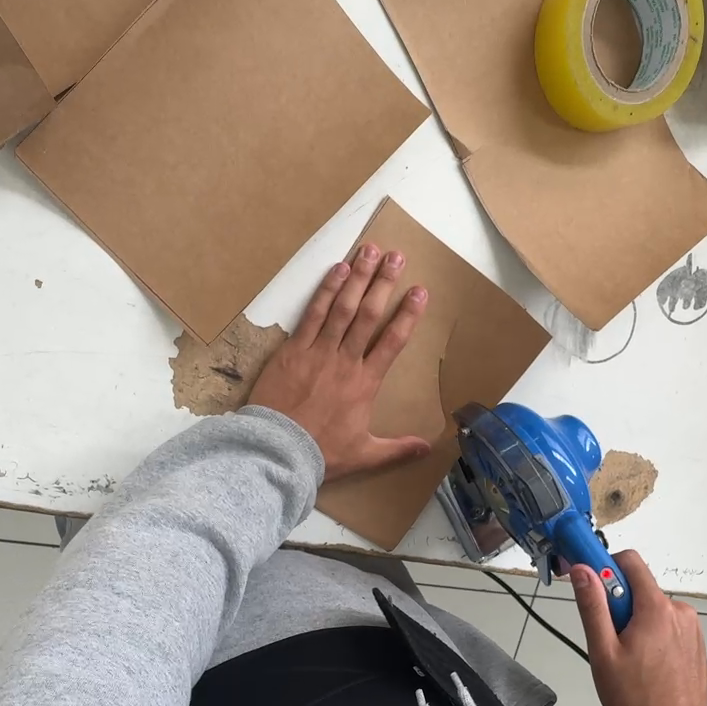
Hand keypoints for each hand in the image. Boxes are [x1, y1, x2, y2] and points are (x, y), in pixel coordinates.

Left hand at [248, 242, 432, 481]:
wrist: (279, 450)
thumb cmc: (321, 453)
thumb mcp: (364, 455)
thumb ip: (396, 448)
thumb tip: (427, 448)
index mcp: (365, 384)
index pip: (392, 342)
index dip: (408, 315)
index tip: (420, 291)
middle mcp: (345, 362)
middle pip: (368, 315)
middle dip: (384, 284)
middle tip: (397, 256)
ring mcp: (318, 352)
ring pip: (342, 308)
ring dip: (358, 277)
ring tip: (370, 250)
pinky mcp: (292, 351)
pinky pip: (312, 314)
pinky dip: (325, 291)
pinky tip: (337, 269)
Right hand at [571, 549, 706, 705]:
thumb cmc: (635, 698)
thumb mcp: (603, 653)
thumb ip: (592, 607)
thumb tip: (582, 570)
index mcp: (656, 608)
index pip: (630, 561)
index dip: (604, 565)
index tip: (587, 581)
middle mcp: (679, 611)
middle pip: (639, 588)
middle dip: (618, 604)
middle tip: (608, 640)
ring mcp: (691, 627)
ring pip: (652, 609)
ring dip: (635, 622)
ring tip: (628, 659)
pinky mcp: (696, 643)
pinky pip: (666, 625)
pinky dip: (652, 635)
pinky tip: (646, 665)